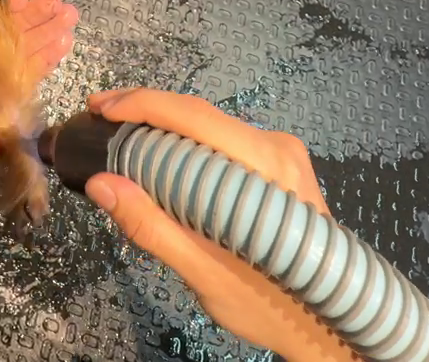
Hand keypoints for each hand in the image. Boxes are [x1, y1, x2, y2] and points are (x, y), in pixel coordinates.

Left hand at [0, 0, 76, 209]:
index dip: (6, 6)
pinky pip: (31, 78)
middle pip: (12, 32)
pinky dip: (48, 61)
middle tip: (61, 4)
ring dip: (48, 34)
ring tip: (71, 17)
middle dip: (37, 17)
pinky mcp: (9, 106)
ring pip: (26, 51)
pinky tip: (64, 45)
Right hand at [84, 89, 359, 361]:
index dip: (142, 103)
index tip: (100, 107)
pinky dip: (183, 135)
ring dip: (161, 120)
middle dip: (144, 106)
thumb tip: (98, 184)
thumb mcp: (205, 275)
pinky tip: (159, 145)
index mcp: (264, 166)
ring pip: (207, 120)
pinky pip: (219, 135)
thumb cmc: (269, 303)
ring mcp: (280, 149)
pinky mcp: (278, 158)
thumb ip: (152, 227)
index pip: (192, 115)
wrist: (330, 325)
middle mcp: (275, 144)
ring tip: (120, 126)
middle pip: (197, 111)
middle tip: (99, 111)